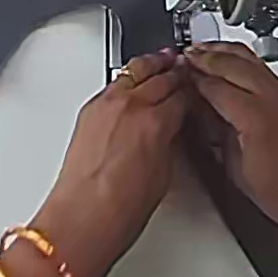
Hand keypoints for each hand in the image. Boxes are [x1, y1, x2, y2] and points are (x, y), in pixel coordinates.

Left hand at [29, 49, 187, 276]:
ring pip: (136, 69)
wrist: (82, 218)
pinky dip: (129, 75)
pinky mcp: (90, 107)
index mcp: (156, 122)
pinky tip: (134, 77)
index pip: (182, 96)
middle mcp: (131, 105)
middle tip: (184, 69)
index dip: (191, 93)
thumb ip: (170, 142)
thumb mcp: (164, 176)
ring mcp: (108, 103)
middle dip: (175, 73)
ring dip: (153, 63)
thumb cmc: (119, 210)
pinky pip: (115, 81)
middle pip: (161, 77)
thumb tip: (171, 131)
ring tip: (163, 58)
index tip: (195, 91)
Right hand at [184, 41, 277, 276]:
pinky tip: (228, 60)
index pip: (214, 86)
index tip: (179, 74)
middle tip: (185, 56)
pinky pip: (258, 64)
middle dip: (204, 56)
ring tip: (202, 50)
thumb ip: (216, 132)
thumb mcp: (236, 168)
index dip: (193, 78)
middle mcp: (270, 97)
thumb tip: (201, 110)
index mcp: (254, 116)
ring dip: (221, 51)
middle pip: (229, 62)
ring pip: (246, 56)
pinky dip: (238, 57)